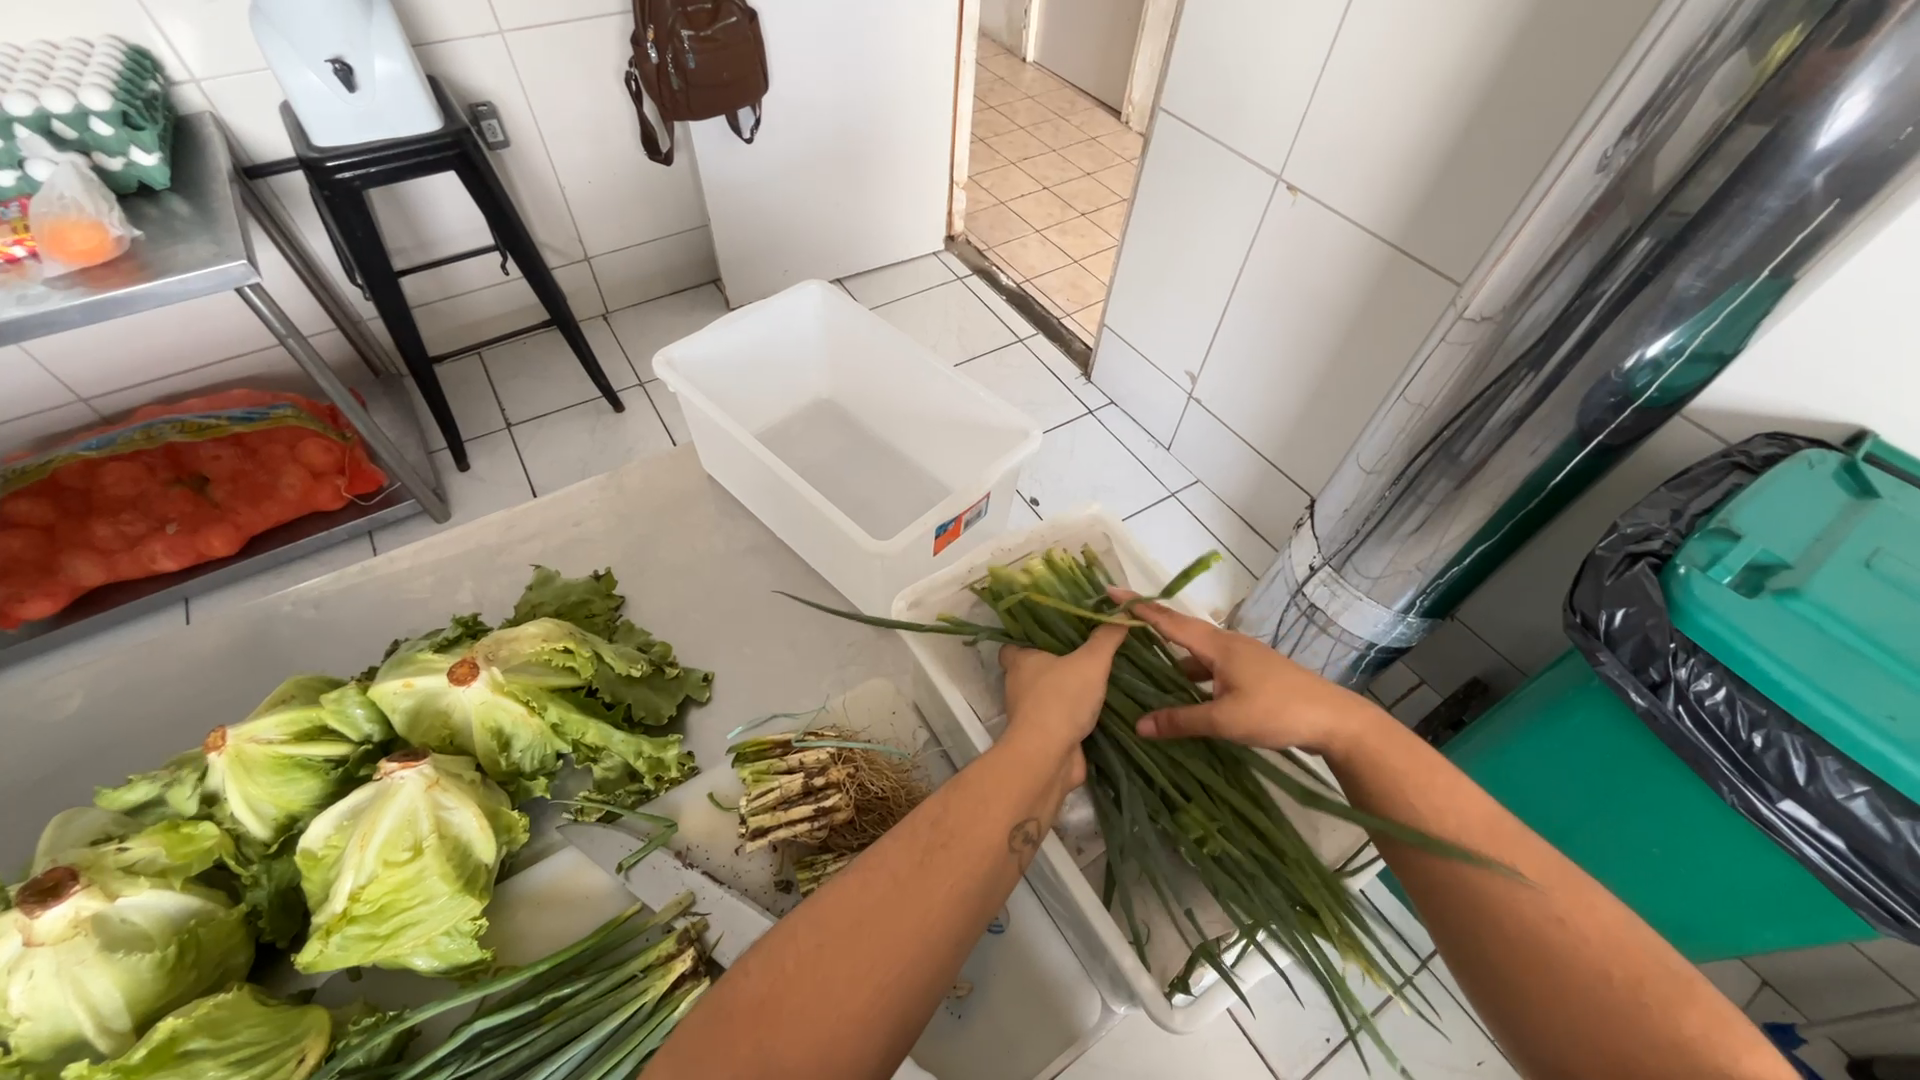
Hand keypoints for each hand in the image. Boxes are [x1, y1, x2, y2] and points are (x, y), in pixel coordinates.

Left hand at [999, 624, 1128, 786]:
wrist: (1049, 756)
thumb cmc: (1061, 699)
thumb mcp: (1091, 661)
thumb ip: (1106, 638)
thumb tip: (1122, 612)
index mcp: (1020, 661)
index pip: (1014, 644)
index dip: (1029, 638)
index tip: (1054, 632)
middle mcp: (1019, 685)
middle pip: (1032, 669)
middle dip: (1053, 663)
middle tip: (1083, 652)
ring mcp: (1029, 713)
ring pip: (1045, 695)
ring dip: (1064, 691)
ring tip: (1094, 678)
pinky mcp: (1043, 736)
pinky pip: (1058, 719)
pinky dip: (1072, 715)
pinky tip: (1096, 709)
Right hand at [1119, 592, 1384, 758]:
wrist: (1335, 719)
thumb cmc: (1278, 712)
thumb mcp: (1225, 720)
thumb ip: (1181, 721)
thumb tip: (1139, 725)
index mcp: (1218, 646)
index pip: (1169, 620)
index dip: (1139, 607)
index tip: (1111, 592)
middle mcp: (1228, 644)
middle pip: (1181, 632)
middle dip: (1150, 629)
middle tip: (1120, 630)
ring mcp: (1243, 658)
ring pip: (1197, 653)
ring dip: (1172, 659)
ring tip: (1144, 670)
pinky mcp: (1253, 673)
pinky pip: (1211, 667)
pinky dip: (1192, 675)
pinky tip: (1185, 694)